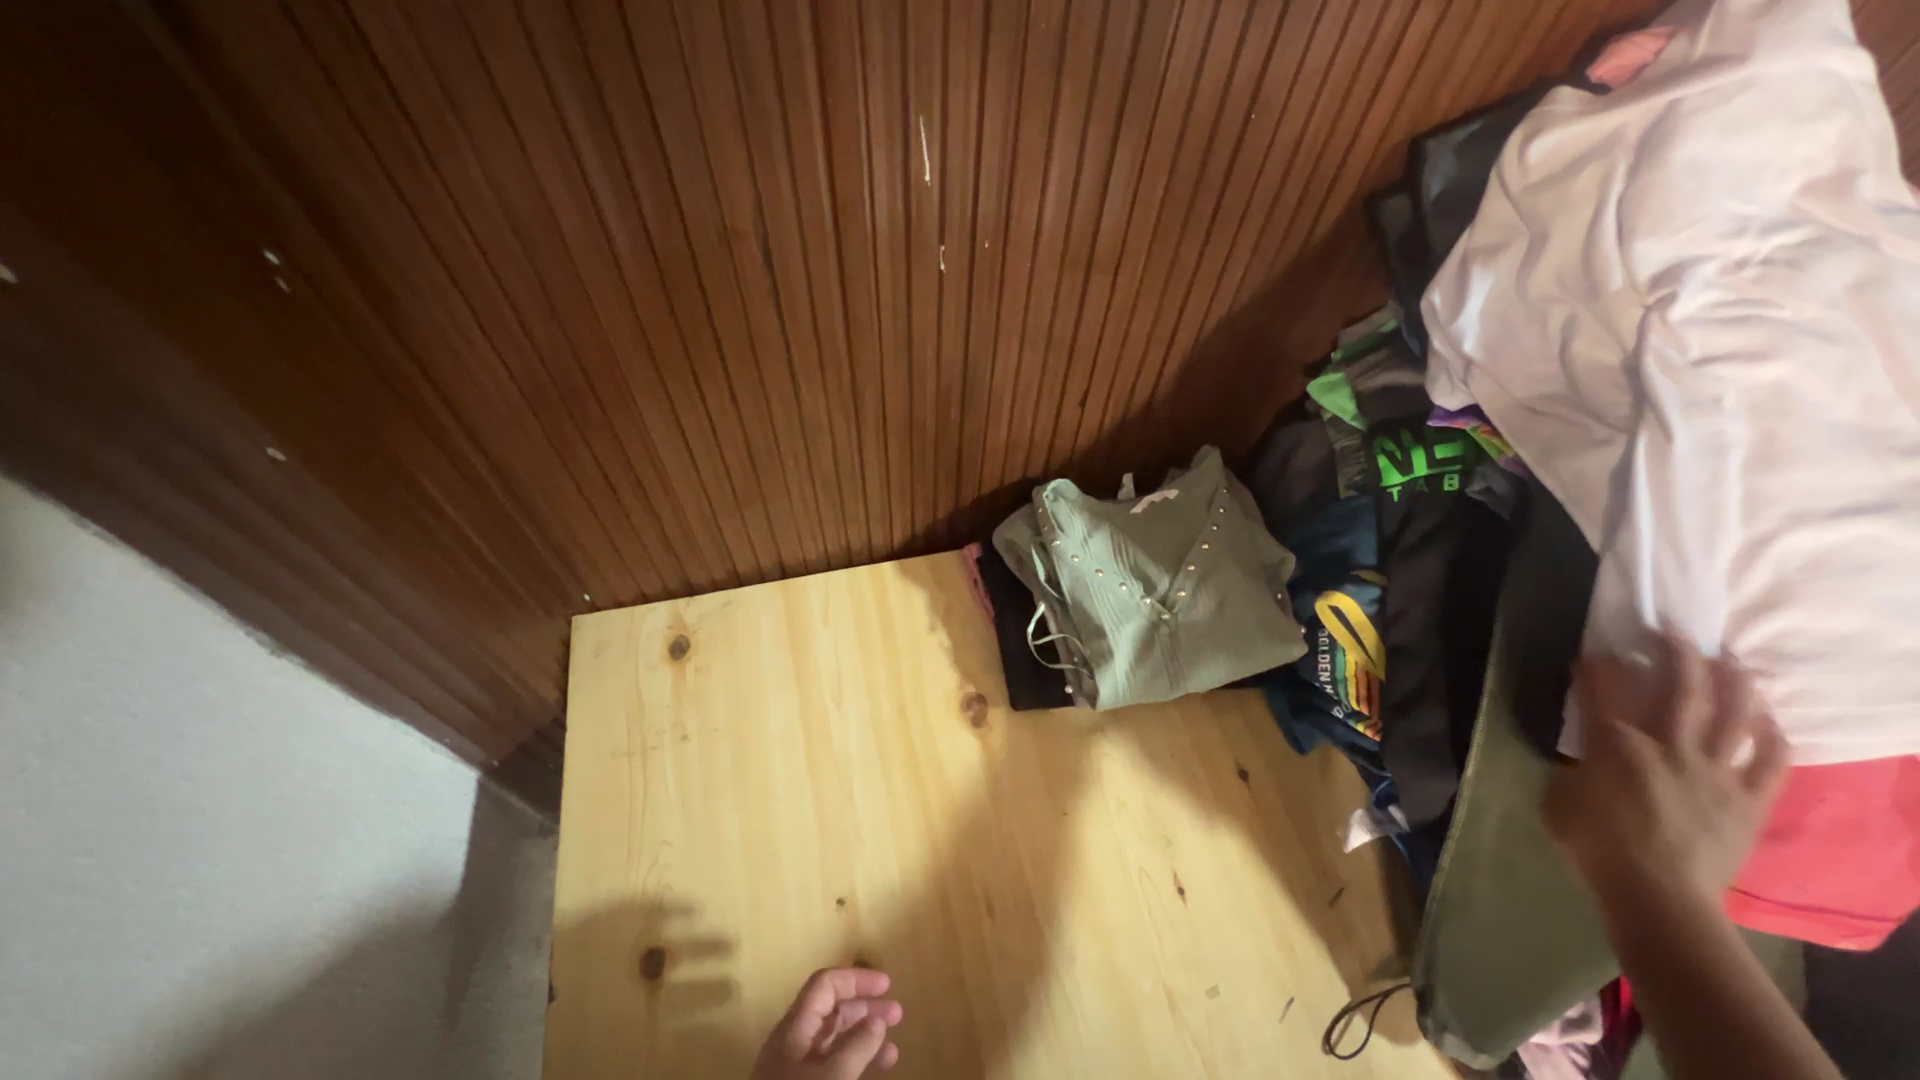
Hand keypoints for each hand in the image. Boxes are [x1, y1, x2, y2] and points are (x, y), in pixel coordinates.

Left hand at [750, 968, 903, 1079]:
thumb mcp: (832, 1078)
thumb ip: (856, 1047)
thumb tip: (877, 1019)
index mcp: (794, 1028)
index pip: (825, 985)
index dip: (856, 979)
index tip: (887, 986)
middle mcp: (793, 1042)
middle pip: (831, 1010)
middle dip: (865, 1008)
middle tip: (898, 1014)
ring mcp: (794, 1068)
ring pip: (833, 1040)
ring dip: (864, 1038)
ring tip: (893, 1050)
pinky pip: (831, 1065)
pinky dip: (855, 1062)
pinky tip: (874, 1070)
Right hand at [1544, 632, 1789, 911]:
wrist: (1659, 899)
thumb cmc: (1597, 849)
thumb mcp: (1560, 801)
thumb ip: (1574, 771)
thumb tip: (1583, 761)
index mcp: (1616, 746)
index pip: (1602, 692)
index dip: (1595, 668)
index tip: (1591, 653)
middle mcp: (1669, 747)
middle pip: (1680, 688)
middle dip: (1675, 653)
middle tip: (1672, 631)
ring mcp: (1715, 772)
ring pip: (1732, 715)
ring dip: (1733, 681)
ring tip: (1729, 659)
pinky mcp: (1748, 799)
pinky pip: (1770, 762)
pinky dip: (1771, 736)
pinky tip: (1767, 719)